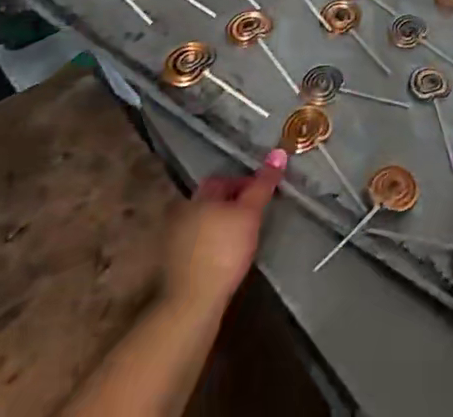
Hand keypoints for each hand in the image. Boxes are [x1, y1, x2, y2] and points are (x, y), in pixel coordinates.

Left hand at [161, 148, 285, 312]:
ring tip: (245, 233)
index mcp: (196, 199)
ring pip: (206, 220)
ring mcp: (174, 239)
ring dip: (225, 221)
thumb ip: (264, 184)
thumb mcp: (250, 212)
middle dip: (235, 201)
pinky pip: (200, 239)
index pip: (222, 178)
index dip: (244, 181)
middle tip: (257, 212)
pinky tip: (228, 252)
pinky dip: (215, 239)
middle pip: (213, 199)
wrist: (194, 300)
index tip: (262, 194)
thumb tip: (278, 152)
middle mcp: (181, 214)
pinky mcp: (175, 261)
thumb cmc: (225, 249)